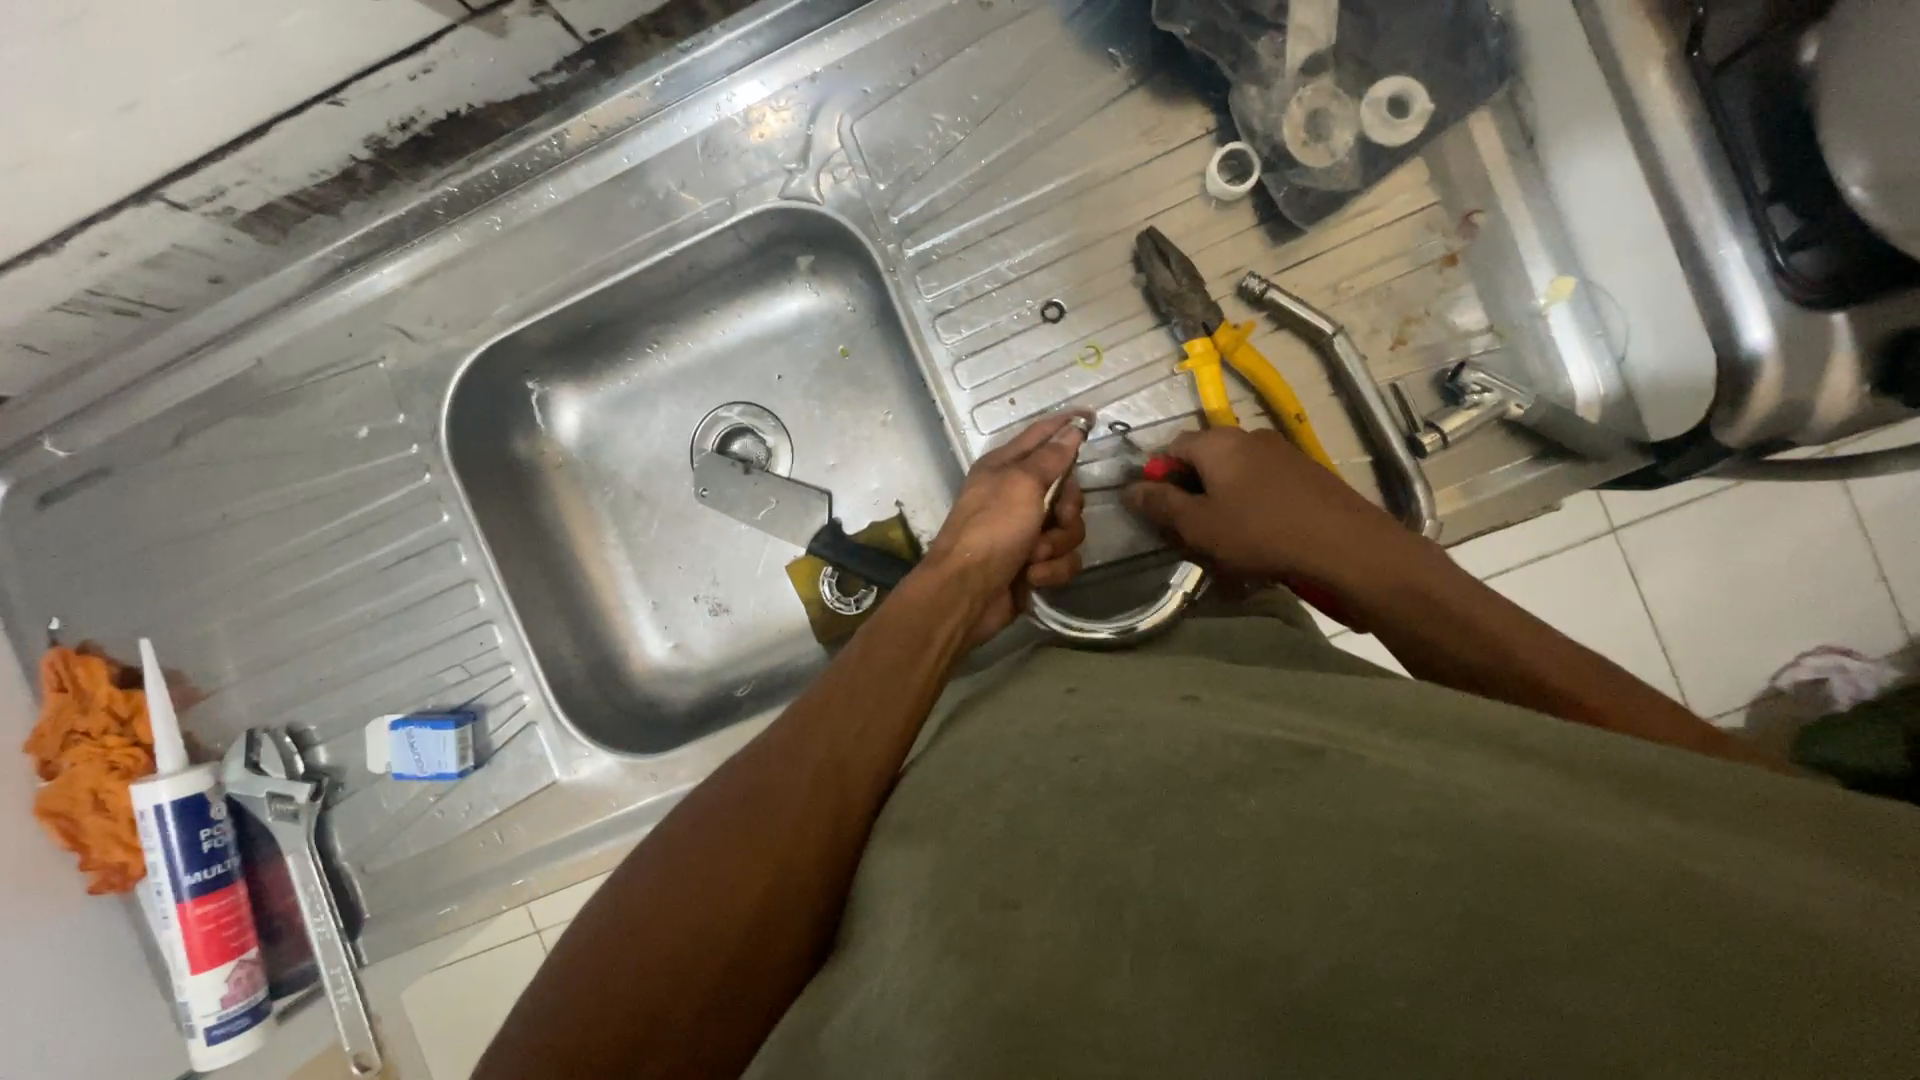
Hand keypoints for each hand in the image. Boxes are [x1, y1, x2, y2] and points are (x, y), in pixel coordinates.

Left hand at [918, 412, 1089, 643]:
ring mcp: (1026, 532)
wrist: (967, 592)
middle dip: (1068, 508)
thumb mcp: (1021, 484)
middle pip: (1067, 490)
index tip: (1092, 417)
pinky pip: (1064, 560)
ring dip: (1056, 544)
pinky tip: (1032, 576)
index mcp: (1005, 468)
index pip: (1042, 435)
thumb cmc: (991, 529)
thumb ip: (1051, 457)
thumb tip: (1071, 429)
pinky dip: (1051, 569)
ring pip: (1070, 529)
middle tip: (1055, 518)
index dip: (1066, 425)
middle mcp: (1016, 496)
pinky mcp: (1034, 564)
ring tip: (1034, 555)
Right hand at [1122, 427, 1432, 594]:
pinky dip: (1252, 503)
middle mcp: (1249, 436)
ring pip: (1236, 472)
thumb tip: (1130, 489)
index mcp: (1217, 442)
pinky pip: (1263, 483)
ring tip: (1224, 537)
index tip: (1159, 510)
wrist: (1345, 545)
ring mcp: (1283, 452)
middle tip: (1189, 529)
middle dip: (1191, 490)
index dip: (1158, 476)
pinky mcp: (1307, 472)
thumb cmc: (1259, 532)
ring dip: (1222, 499)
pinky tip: (1259, 534)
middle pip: (1205, 458)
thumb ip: (1160, 505)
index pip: (1172, 447)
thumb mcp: (1198, 525)